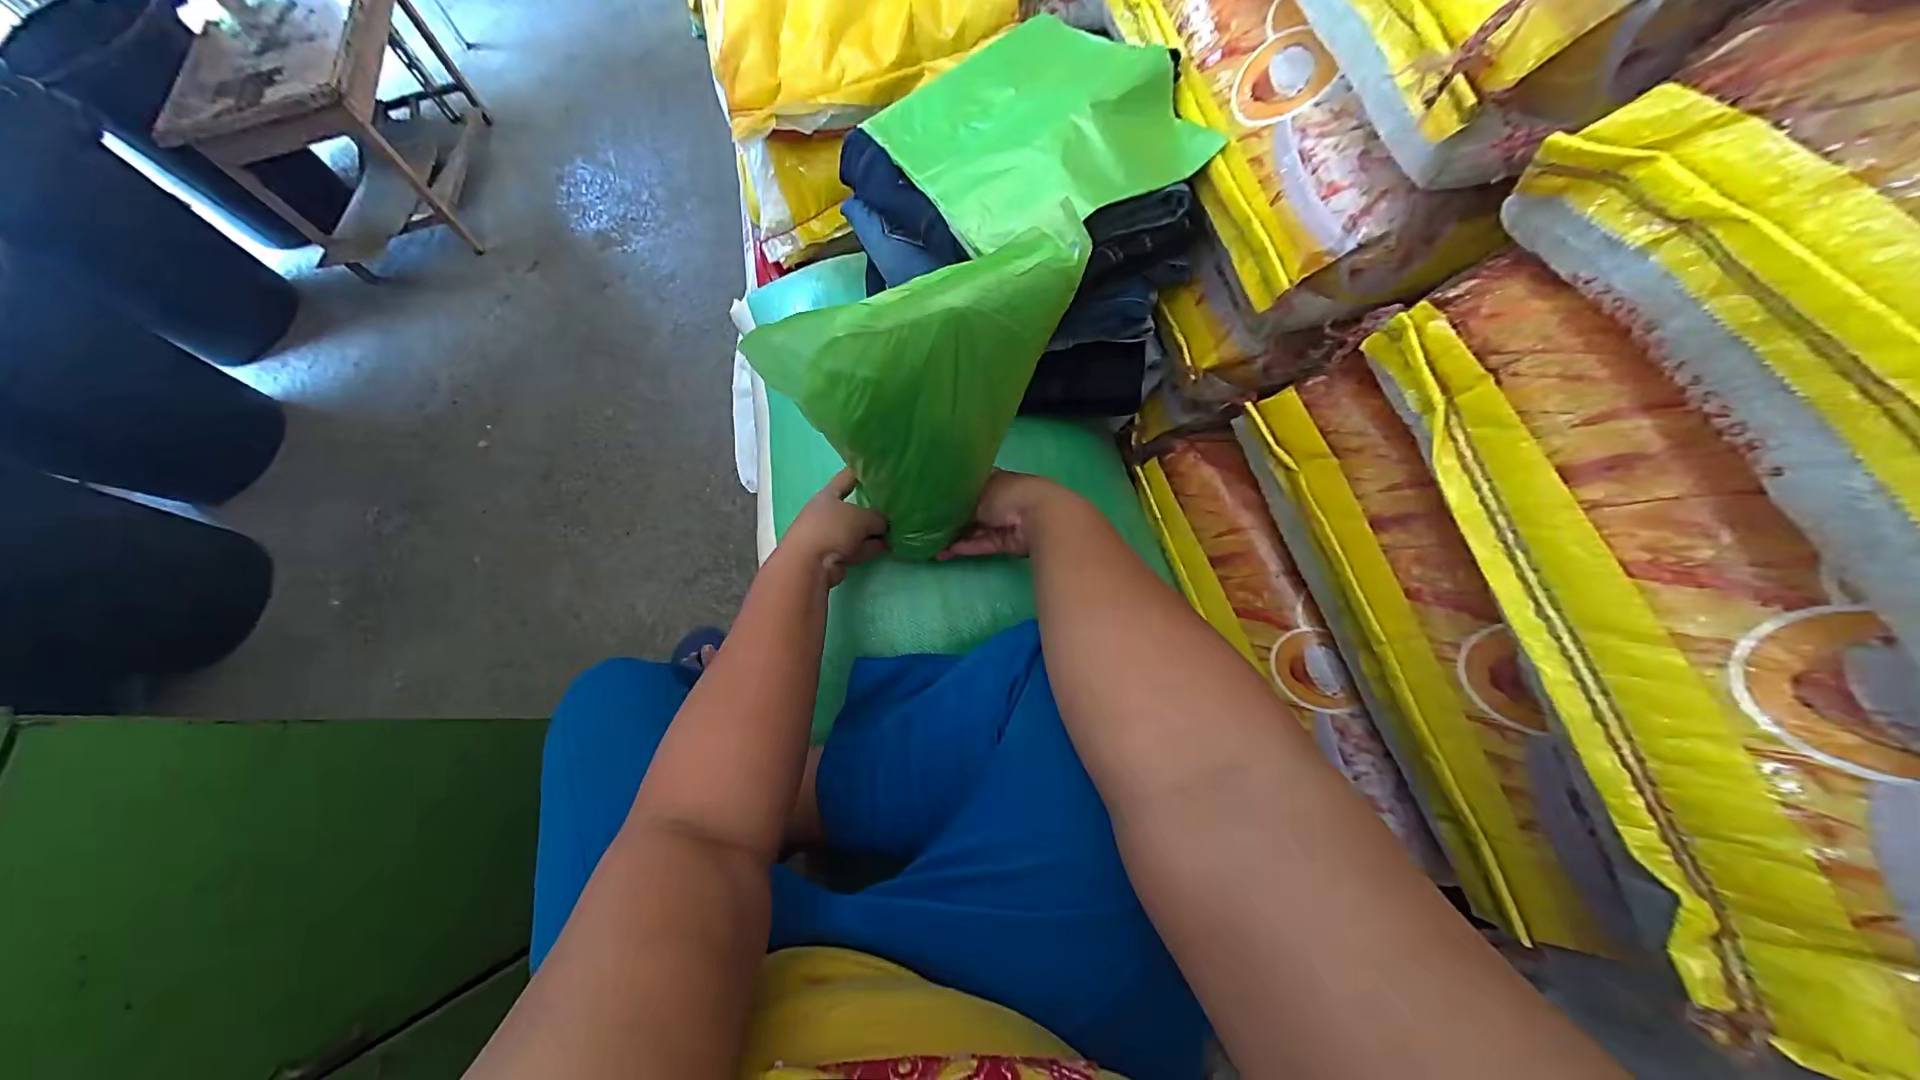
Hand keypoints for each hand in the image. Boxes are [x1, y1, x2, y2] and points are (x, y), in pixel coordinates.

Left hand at [782, 468, 887, 585]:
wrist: (809, 564)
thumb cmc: (832, 529)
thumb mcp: (862, 517)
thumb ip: (877, 517)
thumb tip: (884, 523)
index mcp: (827, 495)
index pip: (845, 477)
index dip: (861, 472)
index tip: (877, 468)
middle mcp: (826, 513)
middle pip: (853, 507)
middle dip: (872, 508)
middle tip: (894, 507)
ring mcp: (828, 536)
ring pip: (856, 530)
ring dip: (873, 532)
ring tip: (896, 531)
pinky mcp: (832, 556)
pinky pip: (856, 548)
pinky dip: (868, 547)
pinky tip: (886, 547)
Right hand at [938, 470, 1079, 559]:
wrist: (1040, 516)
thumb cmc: (1008, 495)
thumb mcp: (978, 494)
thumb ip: (960, 502)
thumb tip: (942, 509)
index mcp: (995, 479)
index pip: (970, 485)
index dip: (953, 493)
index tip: (933, 501)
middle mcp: (1000, 499)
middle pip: (972, 510)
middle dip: (953, 519)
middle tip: (927, 528)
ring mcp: (1004, 521)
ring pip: (976, 530)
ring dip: (956, 537)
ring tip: (931, 545)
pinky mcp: (1007, 542)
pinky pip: (983, 544)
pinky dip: (966, 547)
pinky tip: (945, 552)